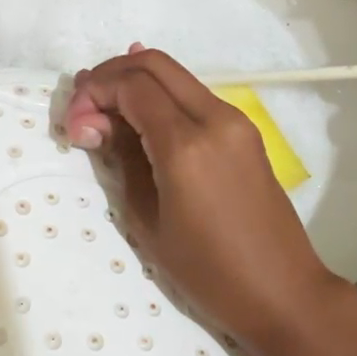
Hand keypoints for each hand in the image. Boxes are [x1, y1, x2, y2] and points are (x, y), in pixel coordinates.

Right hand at [63, 47, 338, 346]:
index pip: (132, 86)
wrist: (283, 291)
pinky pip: (193, 95)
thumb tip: (95, 122)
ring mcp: (234, 120)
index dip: (94, 94)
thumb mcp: (148, 220)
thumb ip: (121, 158)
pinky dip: (161, 94)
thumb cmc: (209, 272)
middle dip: (111, 75)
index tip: (73, 124)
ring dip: (136, 81)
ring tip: (103, 111)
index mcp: (186, 145)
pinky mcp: (243, 130)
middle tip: (83, 107)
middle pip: (154, 64)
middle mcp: (214, 117)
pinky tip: (138, 113)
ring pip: (175, 75)